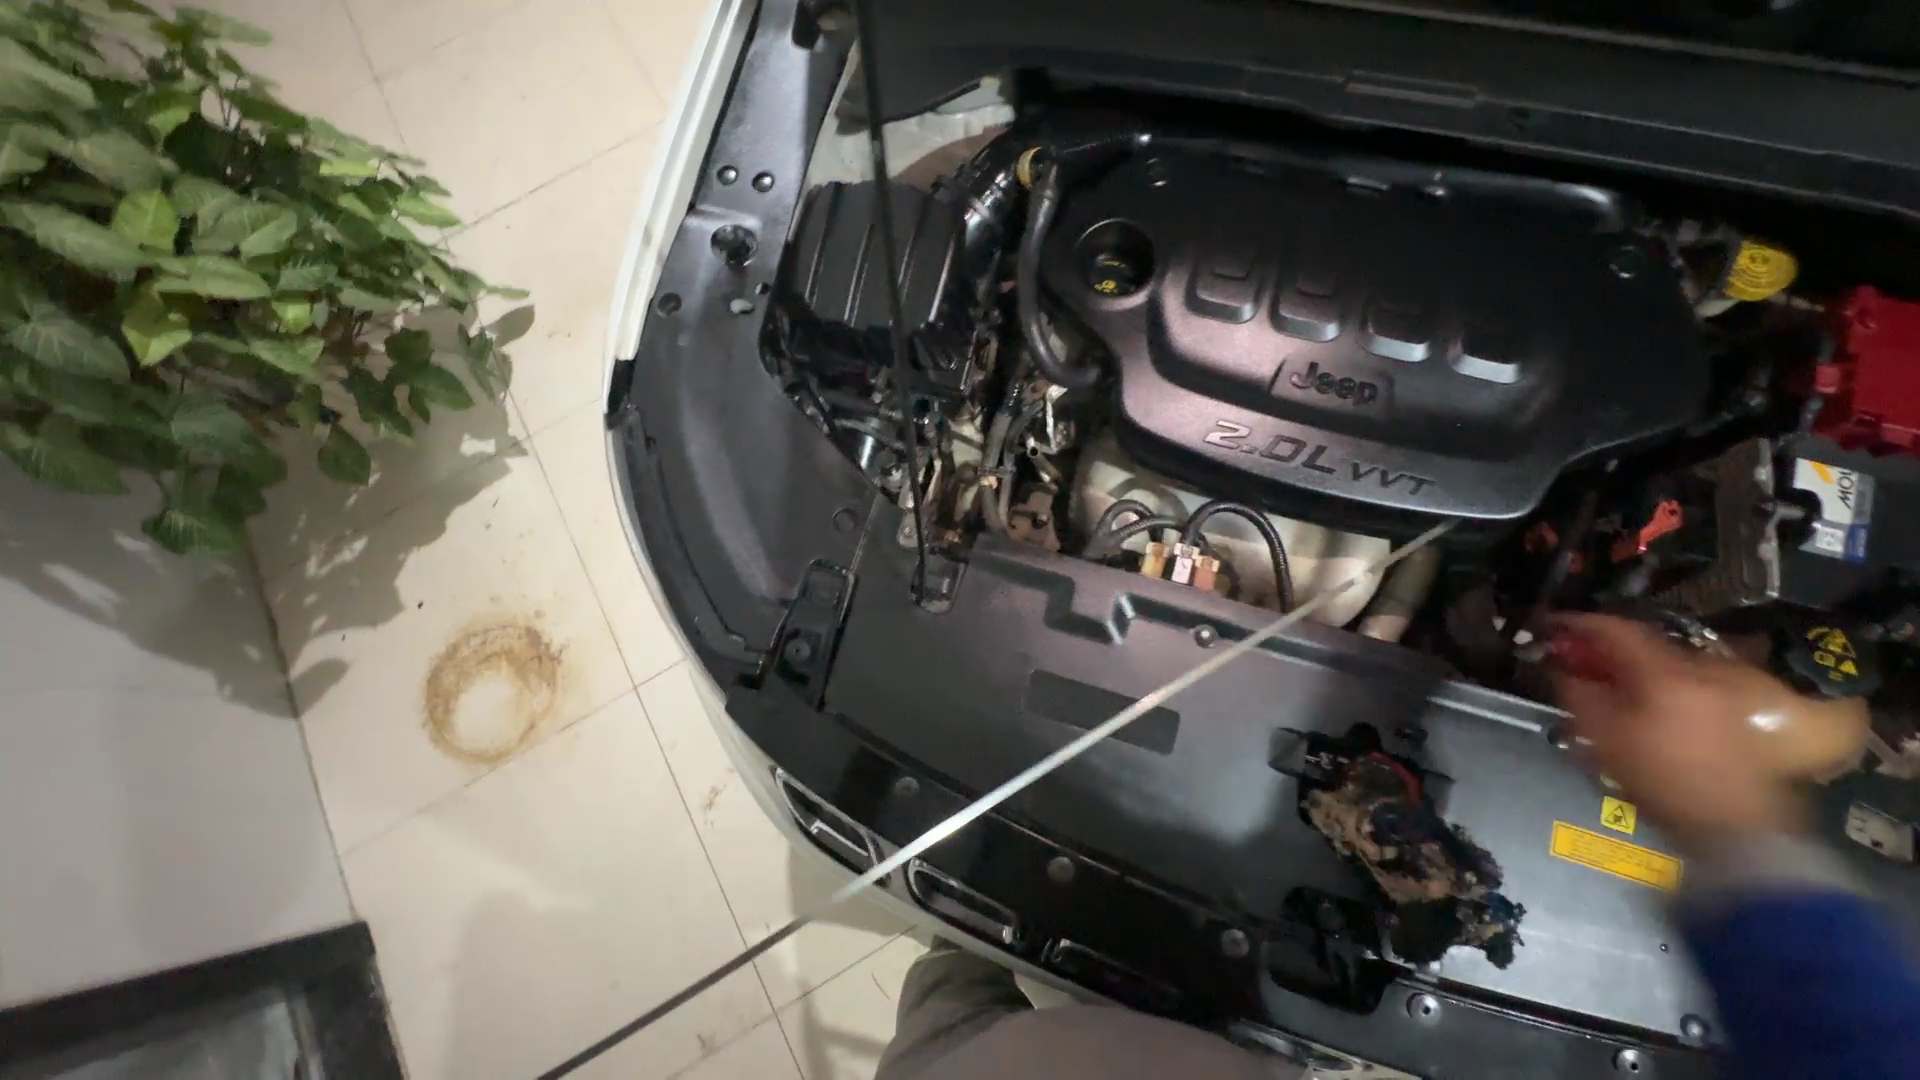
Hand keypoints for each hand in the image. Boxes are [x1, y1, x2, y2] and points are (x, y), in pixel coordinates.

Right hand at [1549, 614, 1804, 851]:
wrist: (1732, 826)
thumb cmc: (1658, 777)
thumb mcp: (1600, 733)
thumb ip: (1576, 690)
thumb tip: (1561, 666)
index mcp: (1665, 673)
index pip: (1615, 629)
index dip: (1578, 622)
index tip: (1551, 624)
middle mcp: (1702, 671)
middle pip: (1643, 642)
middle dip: (1604, 645)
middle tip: (1575, 654)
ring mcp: (1726, 689)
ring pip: (1666, 661)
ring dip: (1632, 663)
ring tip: (1605, 677)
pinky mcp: (1738, 709)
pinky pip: (1687, 680)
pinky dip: (1657, 679)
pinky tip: (1640, 697)